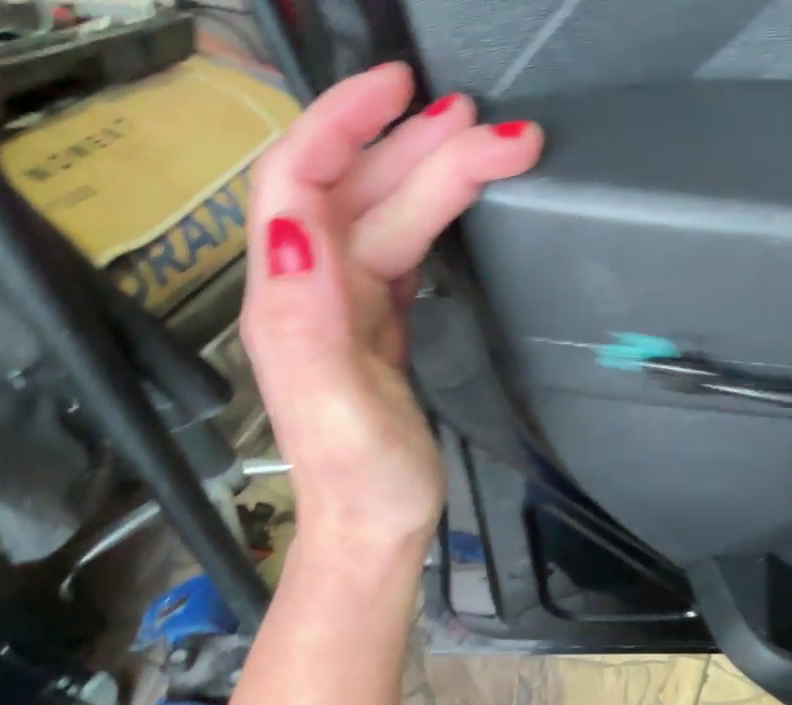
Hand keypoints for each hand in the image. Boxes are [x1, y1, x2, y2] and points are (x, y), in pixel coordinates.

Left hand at [240, 64, 541, 552]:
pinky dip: (434, 216)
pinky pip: (402, 250)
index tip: (397, 88)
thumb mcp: (336, 410)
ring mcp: (346, 305)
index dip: (341, 122)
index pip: (300, 182)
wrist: (374, 530)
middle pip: (359, 191)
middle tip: (496, 129)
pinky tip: (459, 199)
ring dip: (439, 177)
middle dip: (422, 149)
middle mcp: (311, 290)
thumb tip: (297, 224)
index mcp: (292, 301)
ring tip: (499, 148)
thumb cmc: (363, 482)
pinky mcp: (379, 323)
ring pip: (388, 216)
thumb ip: (309, 320)